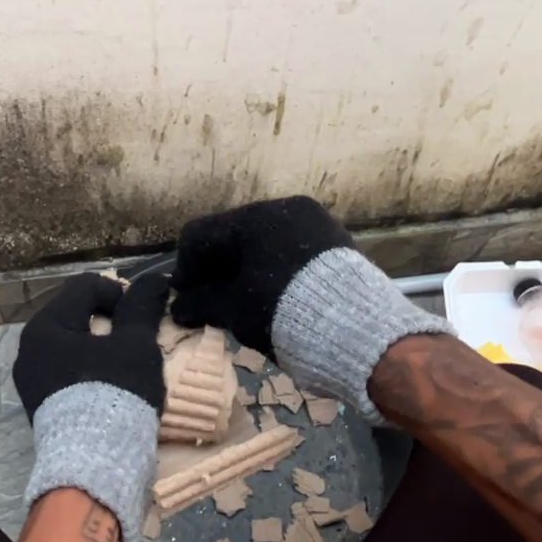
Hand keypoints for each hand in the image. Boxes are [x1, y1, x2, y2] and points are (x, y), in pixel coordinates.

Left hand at [15, 272, 170, 541]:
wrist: (95, 465)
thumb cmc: (113, 393)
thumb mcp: (135, 343)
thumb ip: (141, 306)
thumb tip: (154, 280)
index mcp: (45, 326)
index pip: (86, 287)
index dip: (120, 294)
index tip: (143, 318)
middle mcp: (29, 349)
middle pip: (77, 315)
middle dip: (111, 321)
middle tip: (138, 340)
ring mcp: (32, 381)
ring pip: (73, 346)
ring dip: (102, 348)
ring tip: (128, 366)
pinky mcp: (41, 407)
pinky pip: (68, 374)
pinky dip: (91, 372)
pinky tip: (112, 389)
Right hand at [170, 196, 449, 423]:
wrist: (362, 333)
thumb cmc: (286, 317)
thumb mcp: (236, 312)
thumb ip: (203, 303)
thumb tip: (178, 307)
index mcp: (250, 219)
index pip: (199, 235)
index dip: (185, 268)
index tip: (183, 298)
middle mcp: (280, 208)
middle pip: (231, 233)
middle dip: (216, 267)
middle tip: (209, 301)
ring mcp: (312, 219)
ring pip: (262, 239)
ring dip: (245, 266)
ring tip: (242, 301)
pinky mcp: (334, 237)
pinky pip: (289, 245)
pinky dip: (272, 265)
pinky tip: (272, 293)